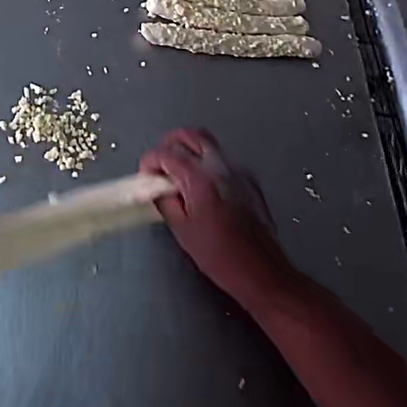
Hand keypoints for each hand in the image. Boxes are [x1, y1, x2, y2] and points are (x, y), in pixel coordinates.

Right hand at [140, 129, 296, 307]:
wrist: (261, 271)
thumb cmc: (219, 256)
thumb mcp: (182, 230)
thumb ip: (164, 201)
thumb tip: (155, 187)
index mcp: (199, 178)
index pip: (166, 153)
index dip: (150, 161)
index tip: (145, 176)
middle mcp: (220, 166)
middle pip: (189, 135)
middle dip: (169, 145)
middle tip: (159, 166)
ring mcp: (237, 169)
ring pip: (207, 142)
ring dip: (188, 150)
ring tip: (178, 175)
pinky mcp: (248, 178)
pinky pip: (222, 158)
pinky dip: (206, 162)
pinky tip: (201, 187)